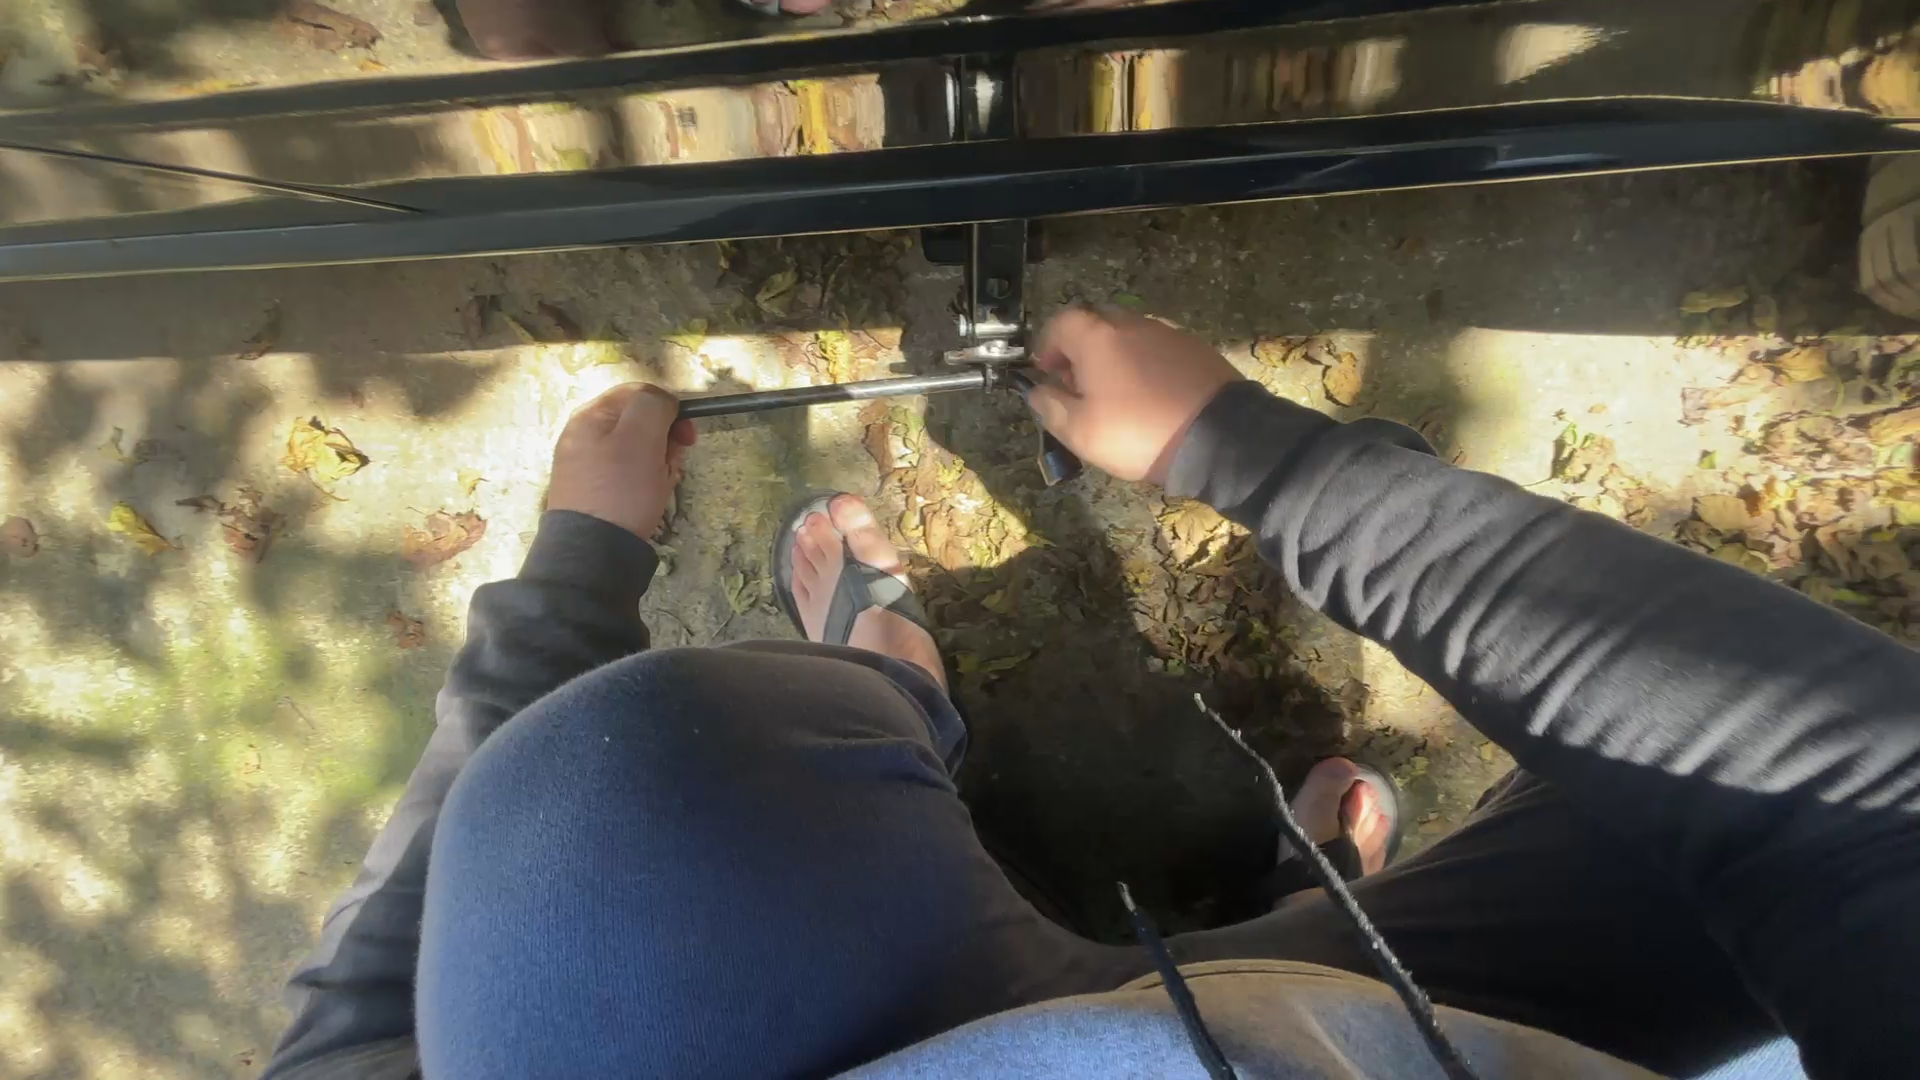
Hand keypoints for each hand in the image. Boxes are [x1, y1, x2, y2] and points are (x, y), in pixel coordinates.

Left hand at [546, 383, 695, 539]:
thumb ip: (653, 406)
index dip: (670, 408)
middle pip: (641, 422)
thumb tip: (664, 401)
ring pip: (640, 449)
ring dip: (661, 463)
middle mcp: (586, 435)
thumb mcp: (640, 438)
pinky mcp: (597, 489)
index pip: (640, 394)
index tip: (687, 436)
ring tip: (661, 485)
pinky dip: (648, 480)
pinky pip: (631, 473)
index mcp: (592, 415)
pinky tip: (651, 496)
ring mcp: (590, 463)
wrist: (594, 550)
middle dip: (666, 441)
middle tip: (672, 463)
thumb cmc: (621, 489)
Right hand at [1024, 306, 1242, 483]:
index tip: (1045, 372)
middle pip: (1096, 324)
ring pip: (1129, 335)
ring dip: (1114, 356)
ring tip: (1115, 393)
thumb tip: (1037, 392)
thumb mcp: (1080, 431)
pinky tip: (1150, 394)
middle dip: (1080, 349)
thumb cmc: (1136, 432)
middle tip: (1078, 384)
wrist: (1216, 437)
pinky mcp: (1196, 348)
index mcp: (1098, 338)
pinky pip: (1158, 348)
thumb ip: (1050, 407)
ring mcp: (1168, 333)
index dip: (1047, 345)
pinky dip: (1144, 363)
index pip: (1061, 322)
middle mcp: (1132, 324)